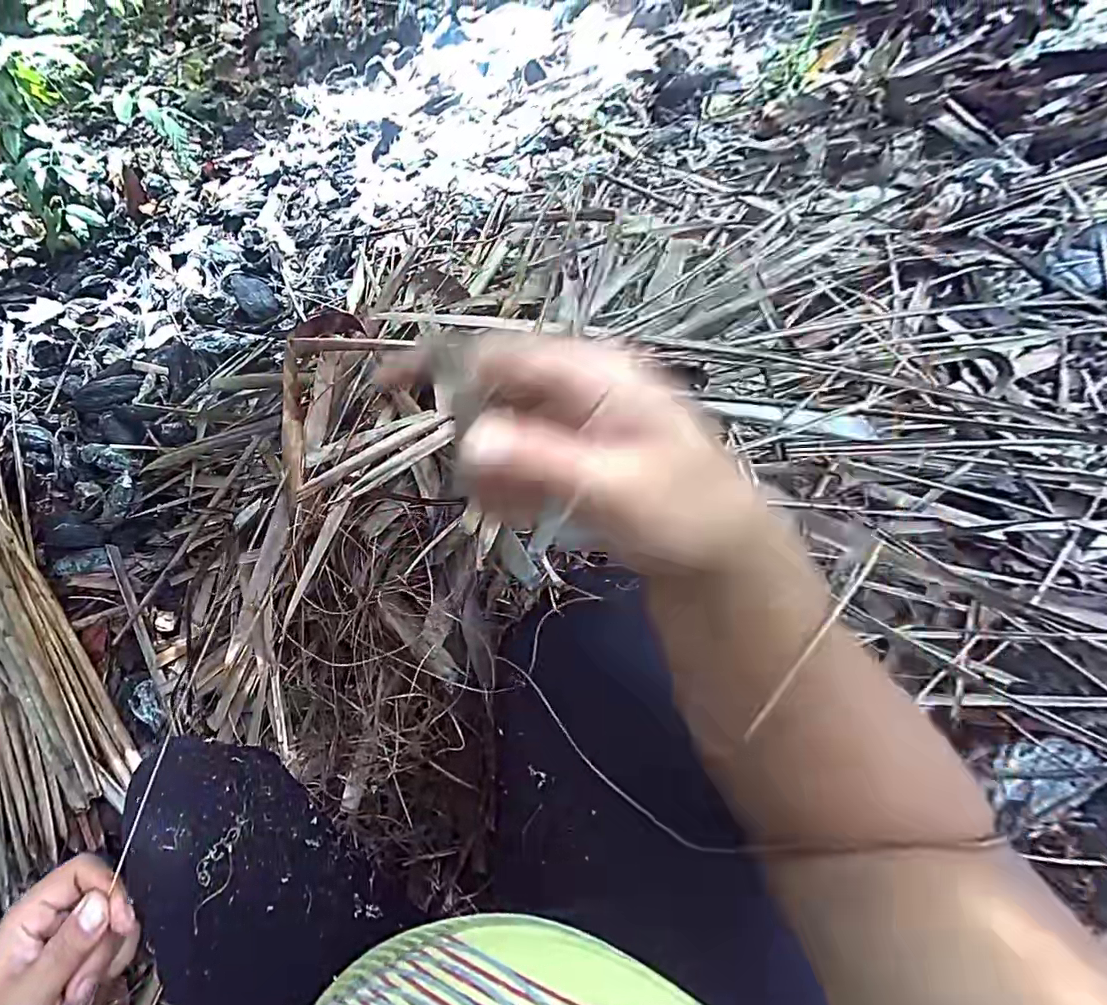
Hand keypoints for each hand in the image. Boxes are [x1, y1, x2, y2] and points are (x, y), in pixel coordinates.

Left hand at [0, 854, 140, 1004]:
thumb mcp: (28, 995)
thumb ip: (67, 948)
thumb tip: (100, 903)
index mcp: (30, 915)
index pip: (81, 872)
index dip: (107, 888)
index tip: (120, 920)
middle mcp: (52, 924)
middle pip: (104, 901)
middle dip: (100, 946)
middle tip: (79, 978)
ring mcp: (70, 946)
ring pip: (112, 929)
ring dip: (100, 969)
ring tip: (70, 996)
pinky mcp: (84, 967)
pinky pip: (113, 955)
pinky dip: (105, 980)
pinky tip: (78, 1000)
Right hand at [419, 335, 771, 578]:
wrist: (719, 550)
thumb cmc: (683, 512)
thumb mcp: (613, 487)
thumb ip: (541, 461)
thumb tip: (470, 442)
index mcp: (592, 373)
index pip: (498, 351)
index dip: (438, 362)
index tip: (387, 384)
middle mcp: (574, 385)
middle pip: (489, 393)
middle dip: (473, 441)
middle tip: (481, 489)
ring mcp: (567, 418)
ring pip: (495, 430)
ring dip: (488, 472)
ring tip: (510, 510)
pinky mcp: (562, 448)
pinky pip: (510, 456)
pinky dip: (502, 485)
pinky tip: (519, 511)